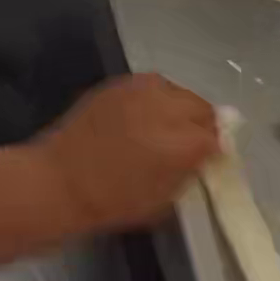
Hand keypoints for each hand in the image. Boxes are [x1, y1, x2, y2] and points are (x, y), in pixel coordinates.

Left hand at [38, 74, 219, 230]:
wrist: (63, 176)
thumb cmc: (116, 198)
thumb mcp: (168, 195)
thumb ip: (191, 167)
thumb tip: (206, 152)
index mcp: (176, 142)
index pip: (214, 136)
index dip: (217, 148)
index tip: (214, 157)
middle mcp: (156, 109)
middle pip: (196, 104)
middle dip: (202, 120)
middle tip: (198, 138)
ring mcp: (130, 93)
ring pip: (170, 87)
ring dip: (178, 102)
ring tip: (174, 122)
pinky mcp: (109, 86)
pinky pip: (143, 82)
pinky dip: (154, 93)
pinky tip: (150, 110)